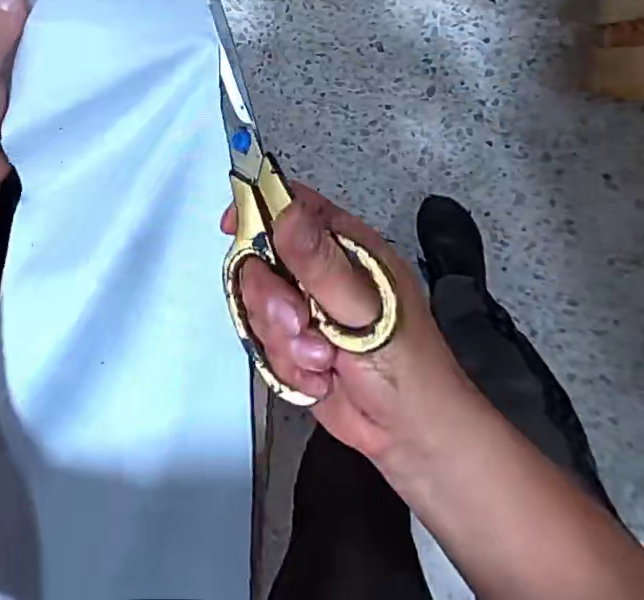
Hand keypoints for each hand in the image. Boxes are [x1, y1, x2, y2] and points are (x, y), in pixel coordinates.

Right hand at [222, 185, 474, 470]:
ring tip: (322, 360)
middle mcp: (321, 269)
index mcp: (346, 245)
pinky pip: (261, 339)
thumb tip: (287, 213)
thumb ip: (320, 262)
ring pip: (258, 303)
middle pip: (261, 258)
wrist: (411, 438)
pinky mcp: (292, 340)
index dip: (258, 207)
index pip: (291, 205)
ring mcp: (304, 305)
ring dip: (283, 338)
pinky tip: (319, 377)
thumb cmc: (408, 368)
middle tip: (299, 322)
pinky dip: (285, 363)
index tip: (232, 227)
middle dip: (271, 298)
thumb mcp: (363, 310)